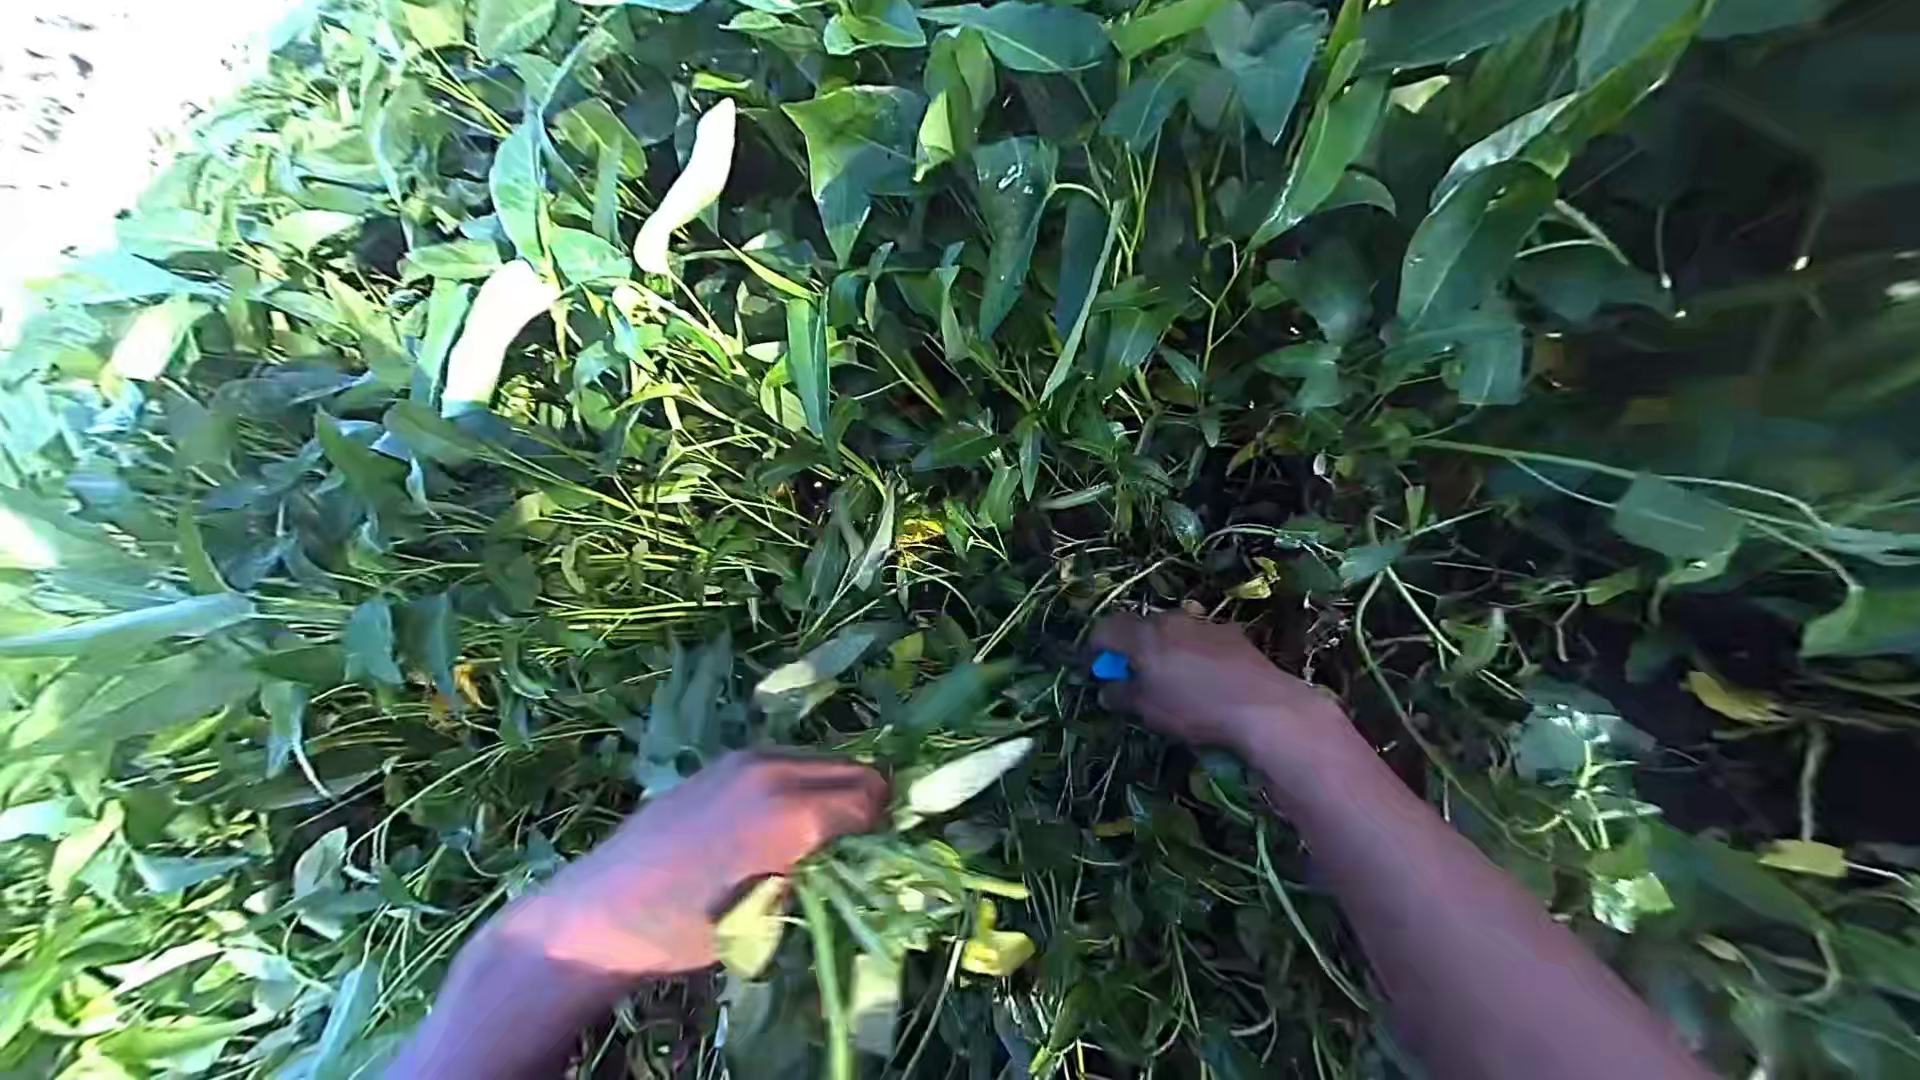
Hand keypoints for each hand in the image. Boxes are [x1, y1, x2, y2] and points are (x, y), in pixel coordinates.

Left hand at [493, 751, 886, 978]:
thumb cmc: (686, 929)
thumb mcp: (768, 915)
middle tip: (855, 842)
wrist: (600, 910)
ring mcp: (751, 757)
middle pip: (855, 770)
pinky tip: (778, 814)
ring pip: (824, 760)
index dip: (882, 827)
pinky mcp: (729, 758)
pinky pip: (790, 759)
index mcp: (794, 812)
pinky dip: (804, 781)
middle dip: (866, 803)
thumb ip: (824, 873)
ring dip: (835, 789)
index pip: (872, 799)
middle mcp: (779, 769)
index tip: (875, 853)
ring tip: (816, 830)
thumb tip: (860, 855)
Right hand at [1091, 612, 1362, 774]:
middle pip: (1138, 626)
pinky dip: (1190, 652)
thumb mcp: (1147, 709)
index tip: (1093, 667)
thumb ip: (1120, 695)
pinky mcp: (1231, 634)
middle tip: (1130, 674)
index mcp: (1142, 635)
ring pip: (1171, 630)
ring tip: (1168, 677)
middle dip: (1129, 647)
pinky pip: (1199, 639)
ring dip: (1161, 648)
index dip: (1094, 648)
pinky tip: (1202, 678)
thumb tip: (1107, 689)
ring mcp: (1203, 623)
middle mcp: (1170, 620)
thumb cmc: (1193, 707)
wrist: (1263, 707)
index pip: (1104, 630)